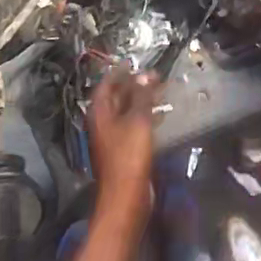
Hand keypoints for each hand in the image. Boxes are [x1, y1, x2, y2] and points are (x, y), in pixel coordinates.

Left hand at [87, 72, 156, 196]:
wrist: (126, 197)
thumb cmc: (129, 156)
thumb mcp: (138, 121)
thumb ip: (141, 96)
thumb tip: (144, 74)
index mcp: (100, 112)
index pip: (107, 84)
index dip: (120, 72)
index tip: (134, 62)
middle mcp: (102, 122)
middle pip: (116, 97)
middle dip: (133, 85)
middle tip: (153, 76)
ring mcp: (112, 138)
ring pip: (125, 111)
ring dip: (140, 100)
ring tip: (159, 91)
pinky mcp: (123, 151)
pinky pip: (133, 126)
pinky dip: (144, 117)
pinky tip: (159, 116)